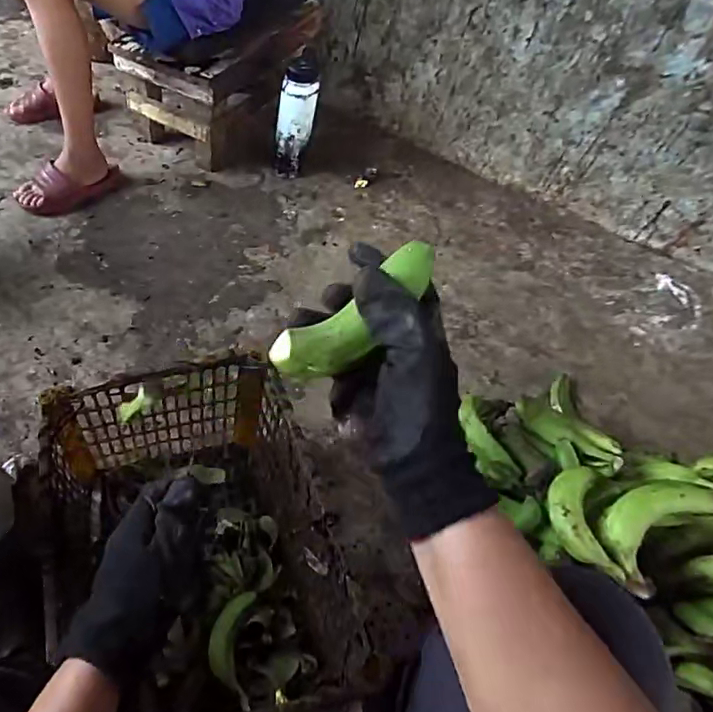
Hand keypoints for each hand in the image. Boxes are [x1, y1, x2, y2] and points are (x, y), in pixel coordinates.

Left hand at [57, 476, 209, 685]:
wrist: (113, 647)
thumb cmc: (142, 594)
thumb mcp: (164, 552)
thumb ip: (175, 517)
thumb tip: (187, 481)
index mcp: (133, 525)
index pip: (155, 490)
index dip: (179, 485)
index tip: (206, 488)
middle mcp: (126, 538)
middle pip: (155, 513)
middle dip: (181, 510)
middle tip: (210, 515)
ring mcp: (126, 561)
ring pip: (156, 535)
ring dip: (179, 533)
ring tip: (205, 538)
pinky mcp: (132, 582)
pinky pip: (156, 557)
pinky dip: (174, 555)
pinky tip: (189, 566)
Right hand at [287, 243, 496, 540]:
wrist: (406, 460)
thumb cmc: (418, 404)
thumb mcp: (414, 352)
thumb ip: (392, 312)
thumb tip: (366, 275)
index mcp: (419, 330)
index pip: (403, 287)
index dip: (382, 267)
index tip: (356, 251)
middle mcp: (394, 341)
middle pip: (366, 306)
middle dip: (345, 296)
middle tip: (331, 295)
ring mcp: (369, 363)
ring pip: (340, 331)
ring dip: (320, 321)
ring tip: (299, 317)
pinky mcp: (347, 384)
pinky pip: (325, 358)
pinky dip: (309, 348)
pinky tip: (293, 341)